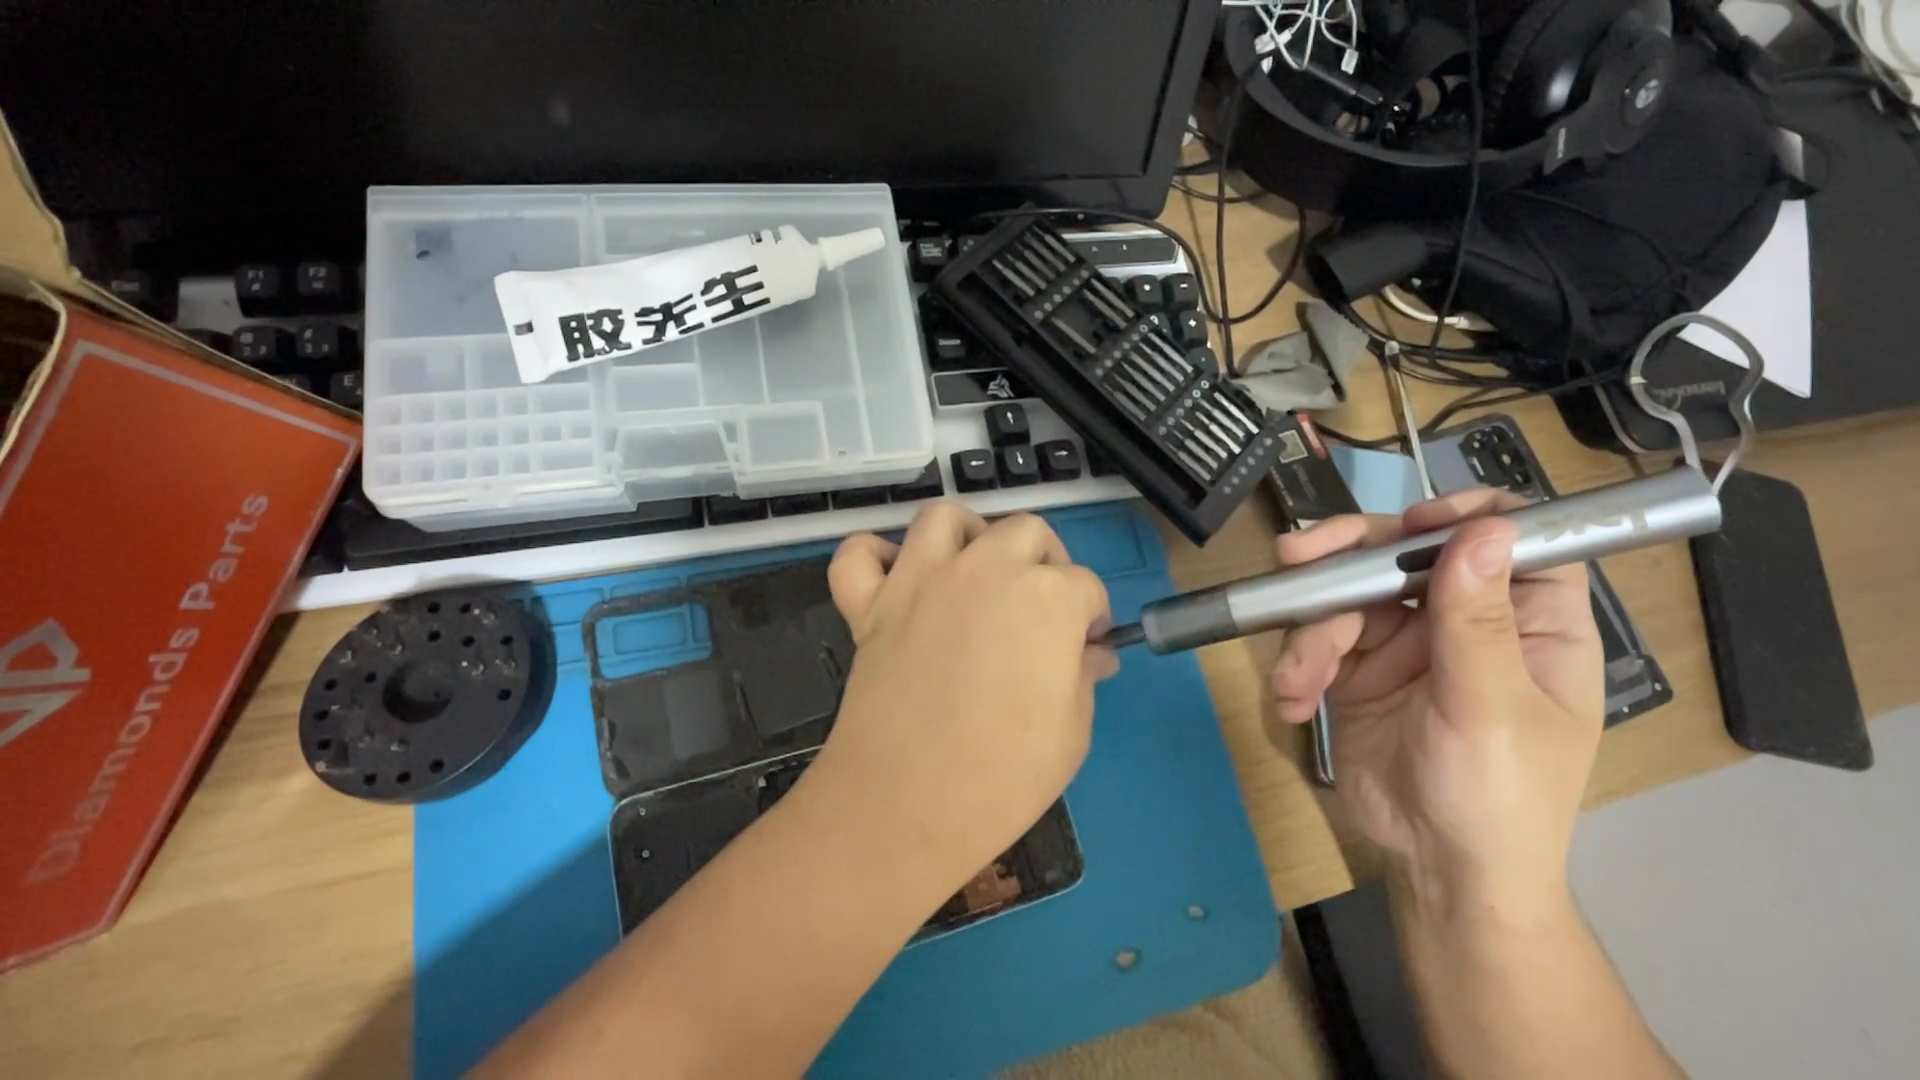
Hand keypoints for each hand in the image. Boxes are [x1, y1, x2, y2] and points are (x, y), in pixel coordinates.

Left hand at [815, 502, 1115, 892]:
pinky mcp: (868, 604)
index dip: (1092, 617)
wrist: (908, 804)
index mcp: (1047, 596)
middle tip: (1042, 610)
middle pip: (1025, 532)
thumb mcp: (1072, 730)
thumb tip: (1091, 654)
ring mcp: (919, 579)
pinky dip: (872, 556)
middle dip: (1045, 563)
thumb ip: (1083, 676)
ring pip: (944, 518)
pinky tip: (893, 579)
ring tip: (974, 572)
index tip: (1087, 649)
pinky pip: (858, 554)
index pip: (1086, 586)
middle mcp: (985, 568)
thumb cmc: (1006, 774)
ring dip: (967, 535)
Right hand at [1270, 489, 1604, 915]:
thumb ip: (1478, 621)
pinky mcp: (1356, 670)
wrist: (1435, 867)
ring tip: (1295, 681)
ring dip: (1310, 634)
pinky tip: (1291, 701)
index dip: (1464, 516)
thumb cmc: (1499, 794)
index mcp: (1530, 620)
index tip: (1413, 522)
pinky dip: (1297, 667)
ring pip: (1346, 597)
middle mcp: (1465, 618)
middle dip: (1346, 557)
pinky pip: (1316, 642)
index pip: (1511, 537)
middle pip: (1406, 554)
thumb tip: (1483, 528)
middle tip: (1294, 555)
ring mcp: (1405, 642)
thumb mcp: (1492, 707)